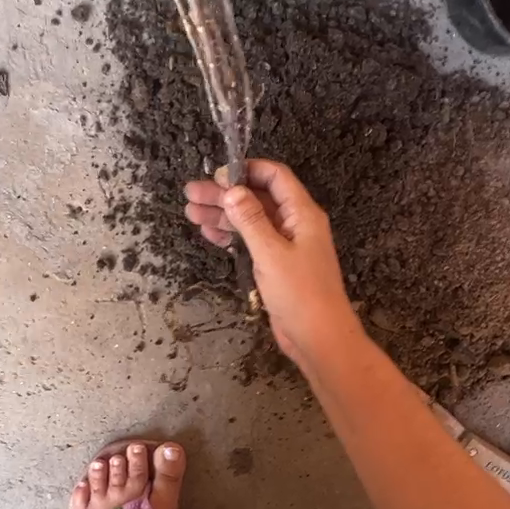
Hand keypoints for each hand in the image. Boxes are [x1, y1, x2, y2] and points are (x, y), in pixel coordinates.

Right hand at [184, 160, 363, 364]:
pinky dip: (231, 237)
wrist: (318, 337)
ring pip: (250, 221)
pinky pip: (251, 243)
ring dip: (223, 216)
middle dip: (225, 195)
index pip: (275, 177)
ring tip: (191, 213)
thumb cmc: (301, 294)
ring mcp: (285, 246)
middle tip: (191, 193)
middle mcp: (294, 225)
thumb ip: (251, 220)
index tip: (218, 175)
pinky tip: (209, 233)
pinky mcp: (276, 267)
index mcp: (302, 214)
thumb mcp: (272, 254)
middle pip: (257, 199)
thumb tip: (232, 189)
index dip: (247, 171)